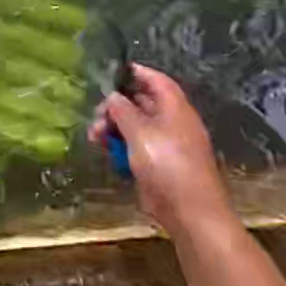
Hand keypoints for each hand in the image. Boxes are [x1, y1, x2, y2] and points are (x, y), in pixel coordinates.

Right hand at [88, 65, 233, 236]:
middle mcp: (172, 122)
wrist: (190, 212)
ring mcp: (166, 144)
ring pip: (134, 125)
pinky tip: (105, 150)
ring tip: (94, 136)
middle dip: (115, 105)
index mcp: (175, 109)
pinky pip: (135, 145)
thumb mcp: (139, 132)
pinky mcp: (158, 163)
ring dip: (113, 127)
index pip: (156, 80)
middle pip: (141, 102)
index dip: (136, 73)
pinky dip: (120, 144)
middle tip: (96, 116)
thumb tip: (113, 96)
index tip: (110, 73)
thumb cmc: (167, 164)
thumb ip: (122, 110)